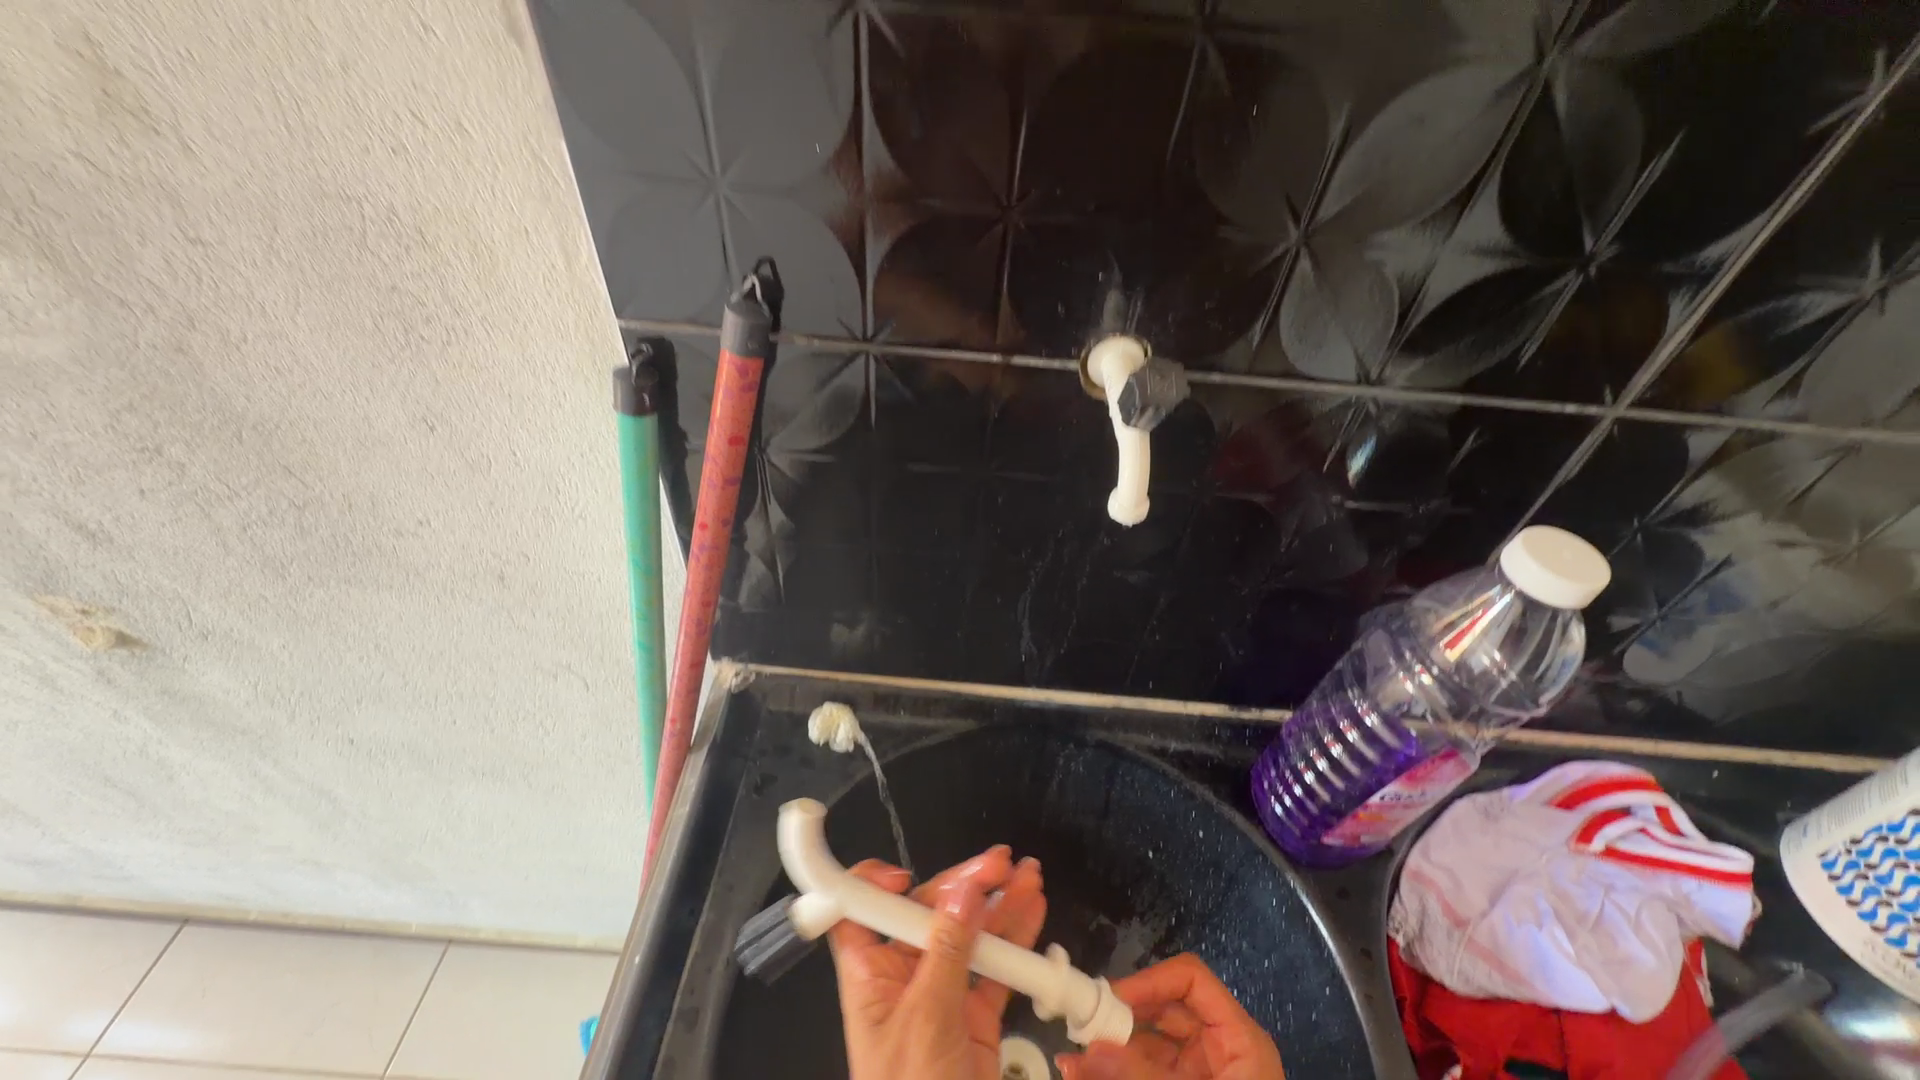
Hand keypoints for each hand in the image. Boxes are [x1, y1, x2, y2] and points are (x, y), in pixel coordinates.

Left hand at [826, 847, 1046, 1079]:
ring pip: (968, 933)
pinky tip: (1034, 911)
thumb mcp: (926, 1021)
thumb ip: (948, 953)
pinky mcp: (974, 1012)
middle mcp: (903, 974)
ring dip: (999, 904)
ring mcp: (942, 991)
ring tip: (1029, 876)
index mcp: (870, 973)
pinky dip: (1016, 939)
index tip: (904, 875)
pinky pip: (995, 966)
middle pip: (928, 912)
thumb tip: (964, 891)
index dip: (872, 887)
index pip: (857, 914)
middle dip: (964, 884)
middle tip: (1001, 864)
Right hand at [1056, 954, 1285, 1079]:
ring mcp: (1198, 1077)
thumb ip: (1140, 1077)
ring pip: (1146, 1048)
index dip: (1149, 981)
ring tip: (1071, 1064)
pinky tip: (1080, 1077)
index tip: (1108, 1000)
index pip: (1190, 981)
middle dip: (1120, 1018)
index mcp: (1236, 1039)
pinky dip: (1114, 1075)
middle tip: (1080, 1028)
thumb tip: (1087, 1050)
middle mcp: (1217, 1050)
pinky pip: (1142, 1075)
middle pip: (1162, 1011)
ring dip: (1109, 1052)